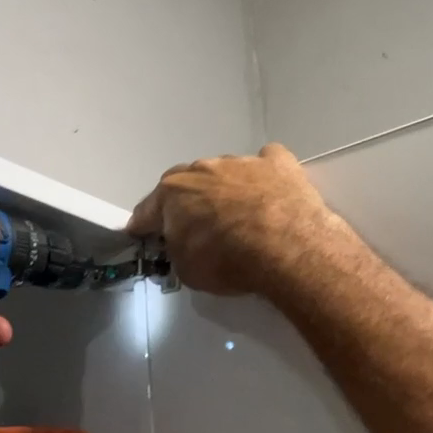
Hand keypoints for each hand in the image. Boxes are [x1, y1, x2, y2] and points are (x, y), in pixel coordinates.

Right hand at [127, 144, 342, 295]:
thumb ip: (176, 250)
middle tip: (195, 227)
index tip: (143, 237)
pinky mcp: (277, 163)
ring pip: (222, 172)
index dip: (143, 227)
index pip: (147, 211)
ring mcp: (240, 162)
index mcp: (171, 193)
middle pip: (184, 184)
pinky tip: (270, 192)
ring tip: (239, 215)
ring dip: (223, 189)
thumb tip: (181, 244)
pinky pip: (264, 162)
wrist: (289, 250)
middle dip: (185, 203)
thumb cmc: (228, 261)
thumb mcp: (186, 270)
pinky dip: (263, 174)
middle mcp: (201, 170)